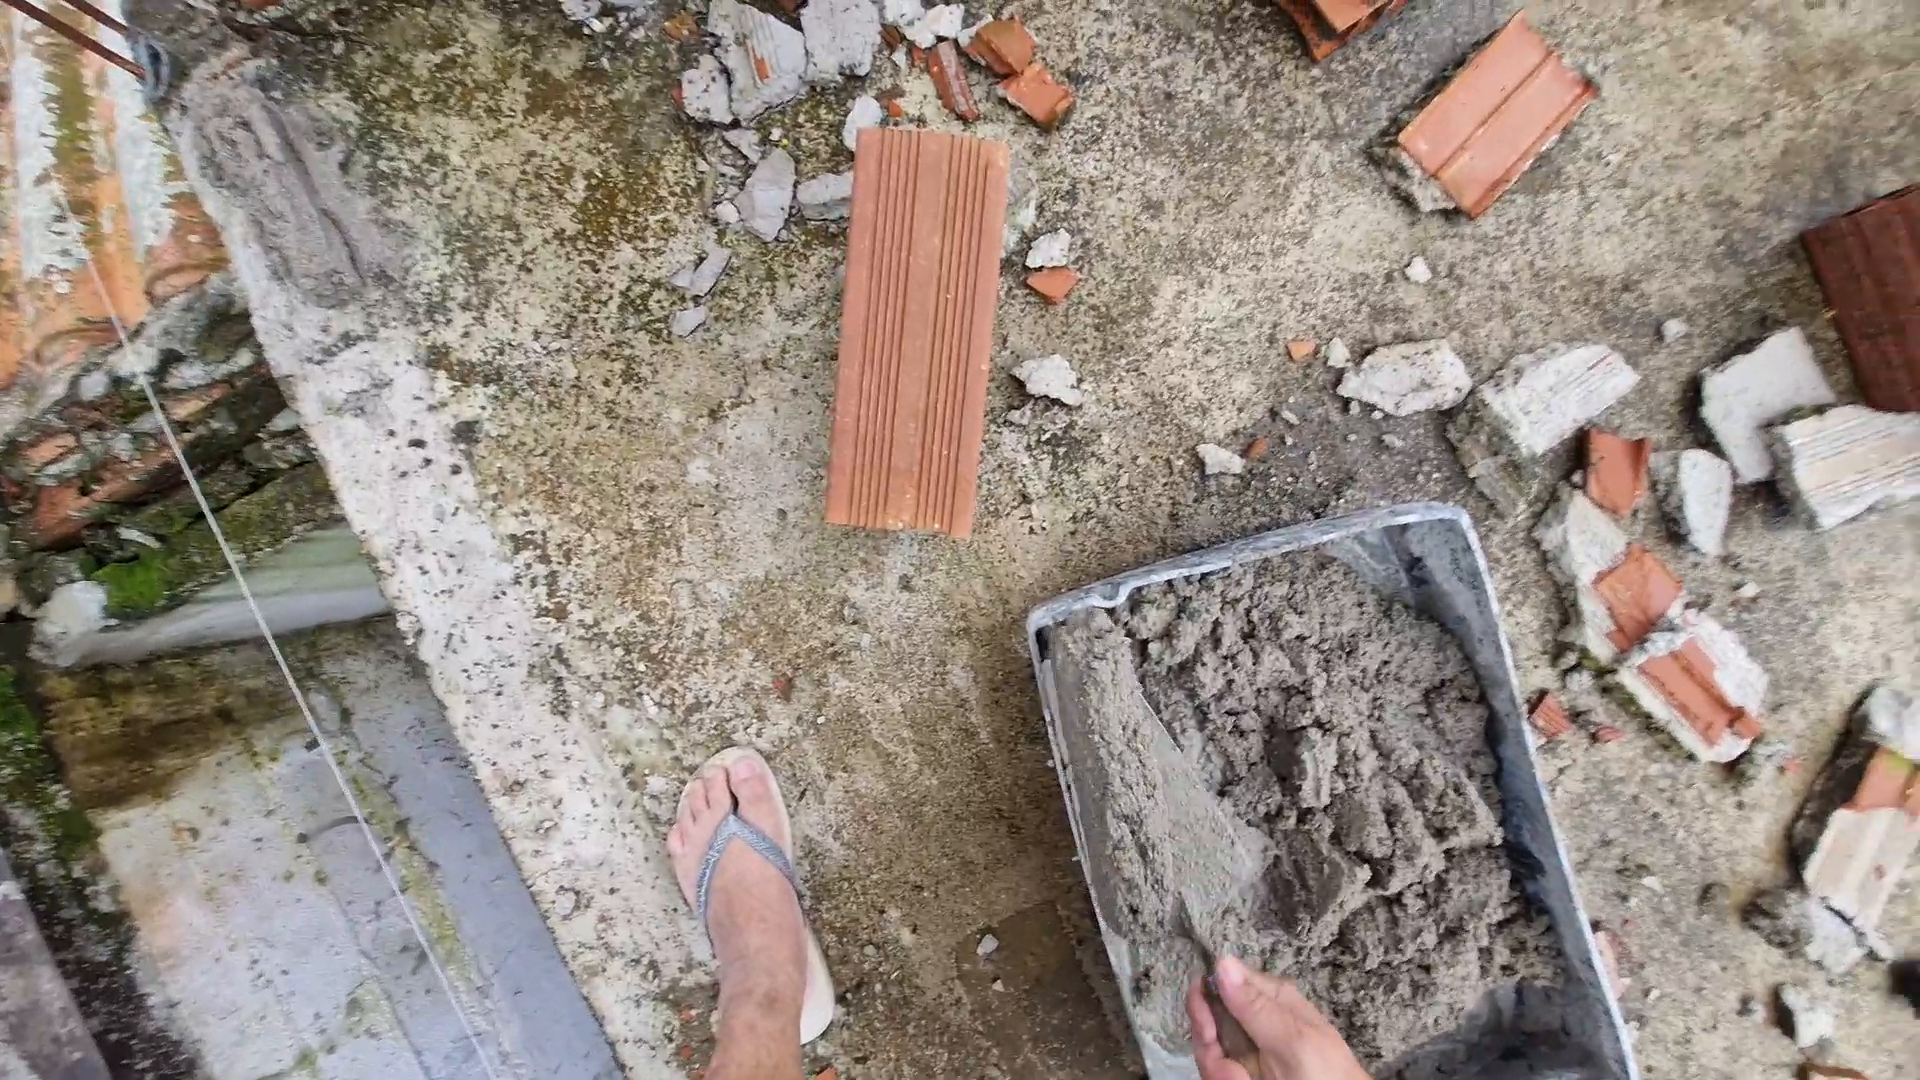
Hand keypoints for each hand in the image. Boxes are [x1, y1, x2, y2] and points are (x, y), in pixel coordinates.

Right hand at [1185, 955, 1369, 1079]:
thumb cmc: (1327, 1077)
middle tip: (1229, 1070)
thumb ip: (1256, 1006)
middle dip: (1209, 1043)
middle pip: (1207, 1016)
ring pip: (1208, 1048)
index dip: (1205, 1000)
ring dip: (1218, 1070)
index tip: (1206, 1026)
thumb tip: (1220, 958)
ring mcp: (1246, 1050)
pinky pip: (1217, 1070)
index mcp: (1270, 998)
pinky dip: (1222, 1078)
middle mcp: (1252, 1018)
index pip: (1220, 980)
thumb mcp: (1295, 1042)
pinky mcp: (1242, 1071)